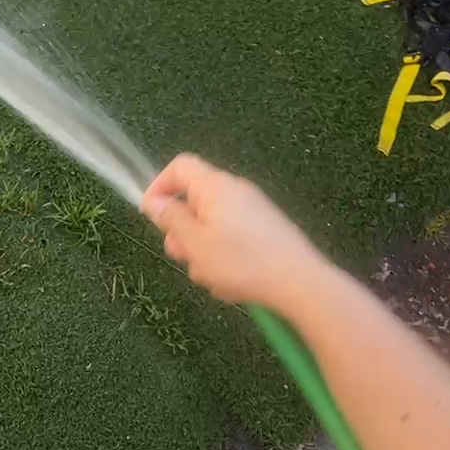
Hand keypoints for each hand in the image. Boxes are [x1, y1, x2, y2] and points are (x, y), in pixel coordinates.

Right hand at [140, 153, 334, 309]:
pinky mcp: (264, 230)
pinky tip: (229, 279)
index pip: (179, 167)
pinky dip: (221, 256)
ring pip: (209, 224)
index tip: (151, 215)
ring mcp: (252, 210)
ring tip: (210, 275)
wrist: (299, 283)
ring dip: (200, 249)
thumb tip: (154, 201)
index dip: (159, 186)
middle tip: (182, 256)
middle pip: (193, 200)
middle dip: (181, 230)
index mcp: (215, 187)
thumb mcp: (195, 243)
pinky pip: (230, 237)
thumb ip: (171, 219)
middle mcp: (235, 191)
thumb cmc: (240, 262)